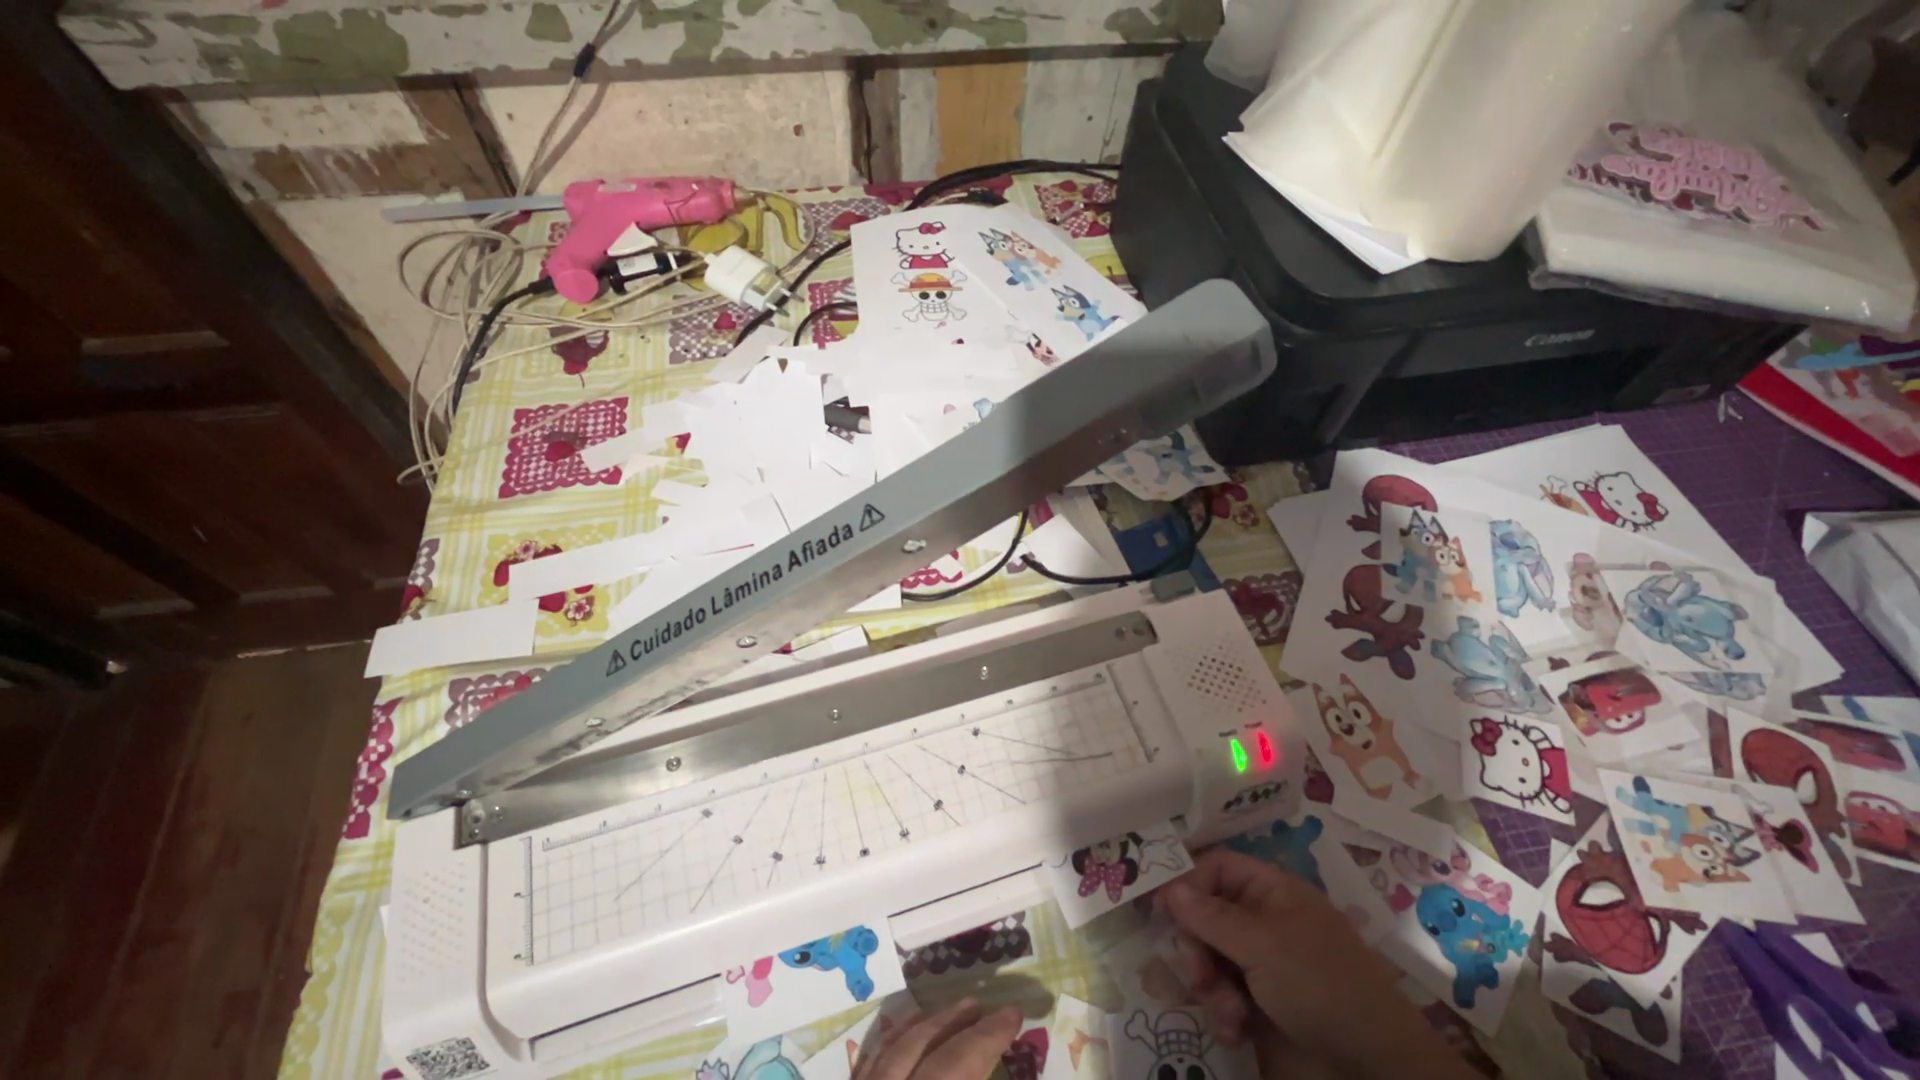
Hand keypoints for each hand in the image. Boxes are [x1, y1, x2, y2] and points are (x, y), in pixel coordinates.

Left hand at [853, 998, 1022, 1079]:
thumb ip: (973, 1076)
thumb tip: (990, 1054)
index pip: (958, 1064)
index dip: (987, 1038)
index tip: (1013, 1014)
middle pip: (924, 1050)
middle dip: (957, 1025)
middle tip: (983, 1006)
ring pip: (892, 1050)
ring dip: (927, 1025)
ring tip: (955, 1009)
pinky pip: (868, 1063)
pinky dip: (892, 1041)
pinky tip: (907, 1032)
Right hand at [1157, 849, 1477, 1079]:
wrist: (1373, 1065)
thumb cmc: (1322, 986)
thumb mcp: (1264, 945)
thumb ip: (1210, 916)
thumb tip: (1167, 886)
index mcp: (1273, 894)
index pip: (1218, 869)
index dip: (1189, 883)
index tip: (1164, 911)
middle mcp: (1263, 924)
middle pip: (1204, 917)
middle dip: (1195, 947)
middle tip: (1197, 974)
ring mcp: (1261, 967)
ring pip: (1207, 961)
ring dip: (1208, 987)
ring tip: (1227, 1011)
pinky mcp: (1258, 1007)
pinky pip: (1220, 997)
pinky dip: (1222, 1014)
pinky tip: (1236, 1031)